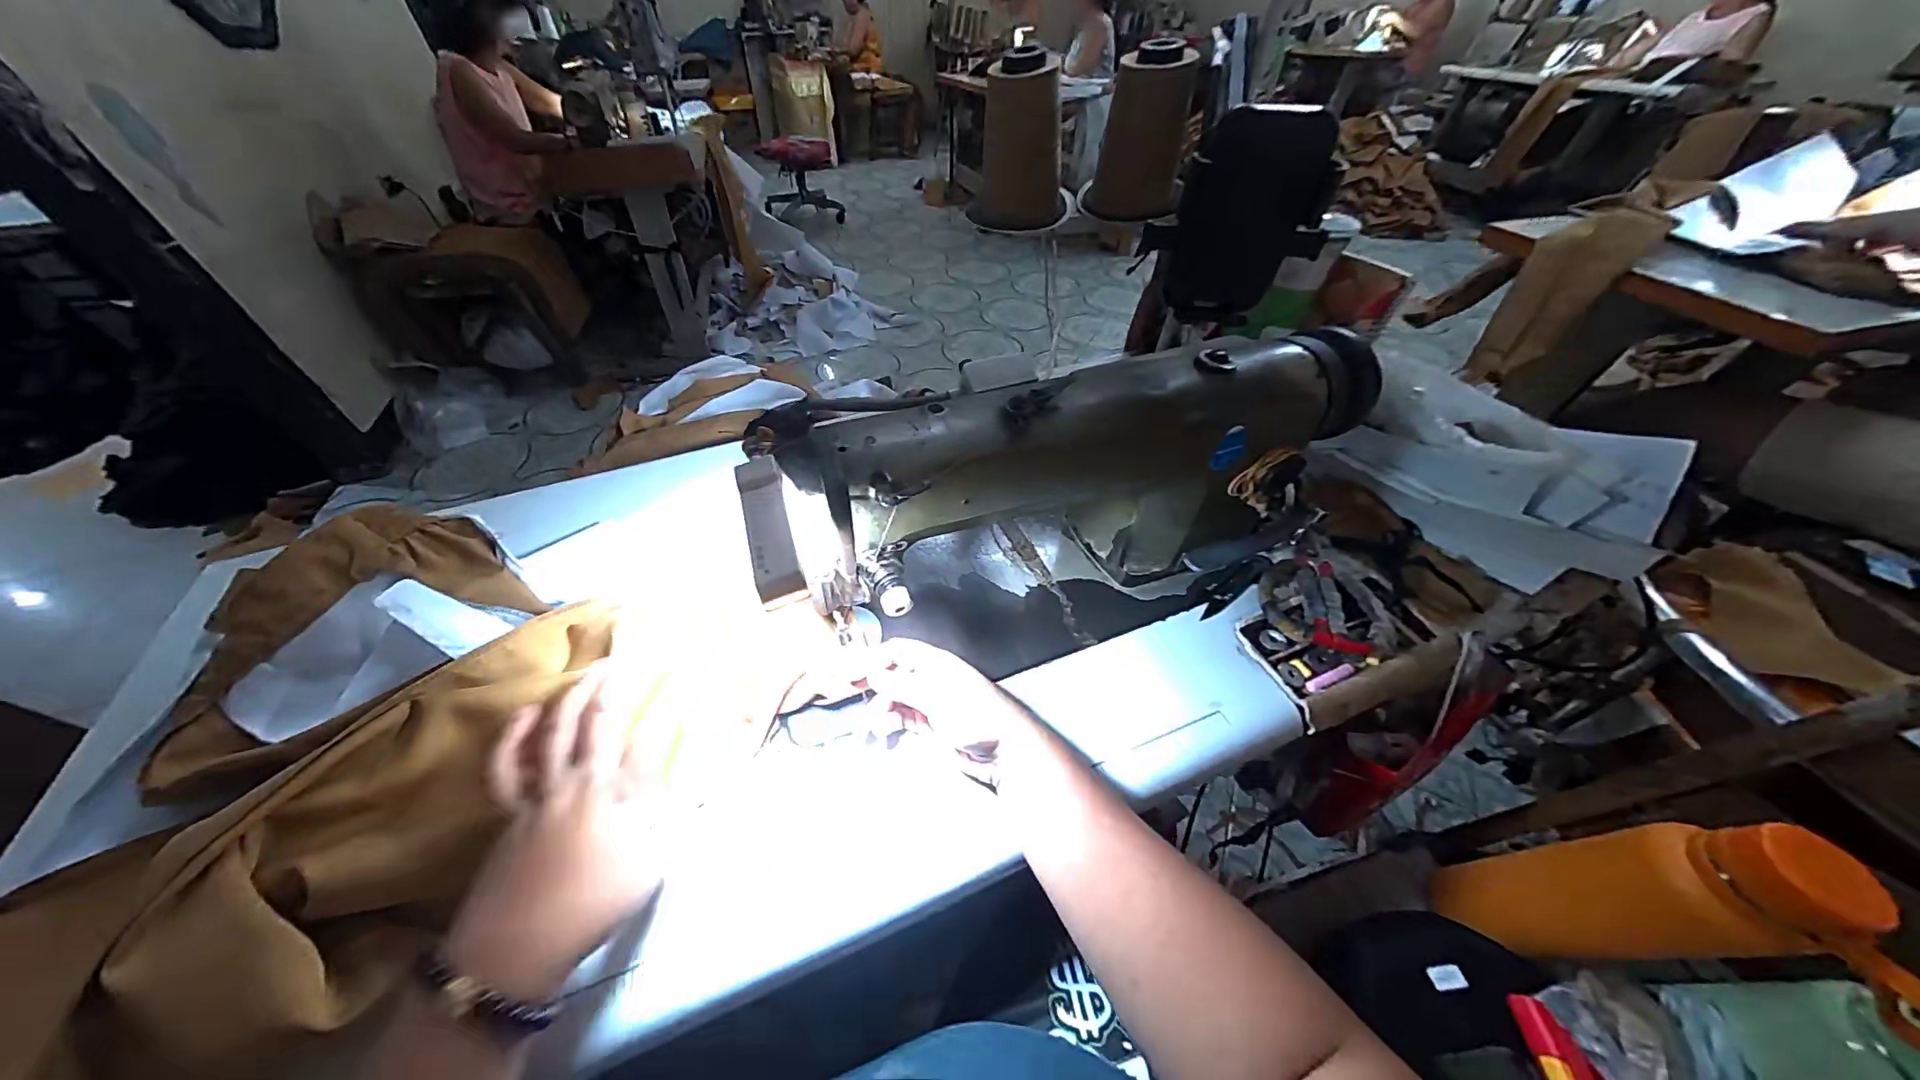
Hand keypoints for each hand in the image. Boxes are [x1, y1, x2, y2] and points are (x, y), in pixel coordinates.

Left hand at [445, 663, 670, 1001]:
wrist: (517, 947)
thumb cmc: (594, 906)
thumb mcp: (652, 865)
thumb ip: (673, 818)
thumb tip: (698, 783)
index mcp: (620, 796)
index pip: (650, 736)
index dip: (668, 703)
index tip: (680, 677)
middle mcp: (582, 782)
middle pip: (601, 720)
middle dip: (620, 683)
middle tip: (633, 657)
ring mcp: (543, 791)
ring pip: (557, 730)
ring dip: (575, 694)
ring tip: (592, 670)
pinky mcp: (515, 807)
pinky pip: (508, 765)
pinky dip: (515, 736)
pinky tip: (529, 712)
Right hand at [858, 639, 1036, 770]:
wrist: (1006, 750)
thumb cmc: (981, 715)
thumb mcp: (936, 696)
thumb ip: (902, 685)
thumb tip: (874, 673)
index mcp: (936, 663)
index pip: (898, 651)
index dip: (873, 659)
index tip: (852, 672)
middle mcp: (932, 679)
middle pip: (893, 676)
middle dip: (871, 687)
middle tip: (849, 697)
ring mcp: (931, 703)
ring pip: (894, 701)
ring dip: (877, 712)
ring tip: (867, 726)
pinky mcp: (932, 725)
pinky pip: (903, 720)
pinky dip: (889, 726)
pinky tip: (881, 735)